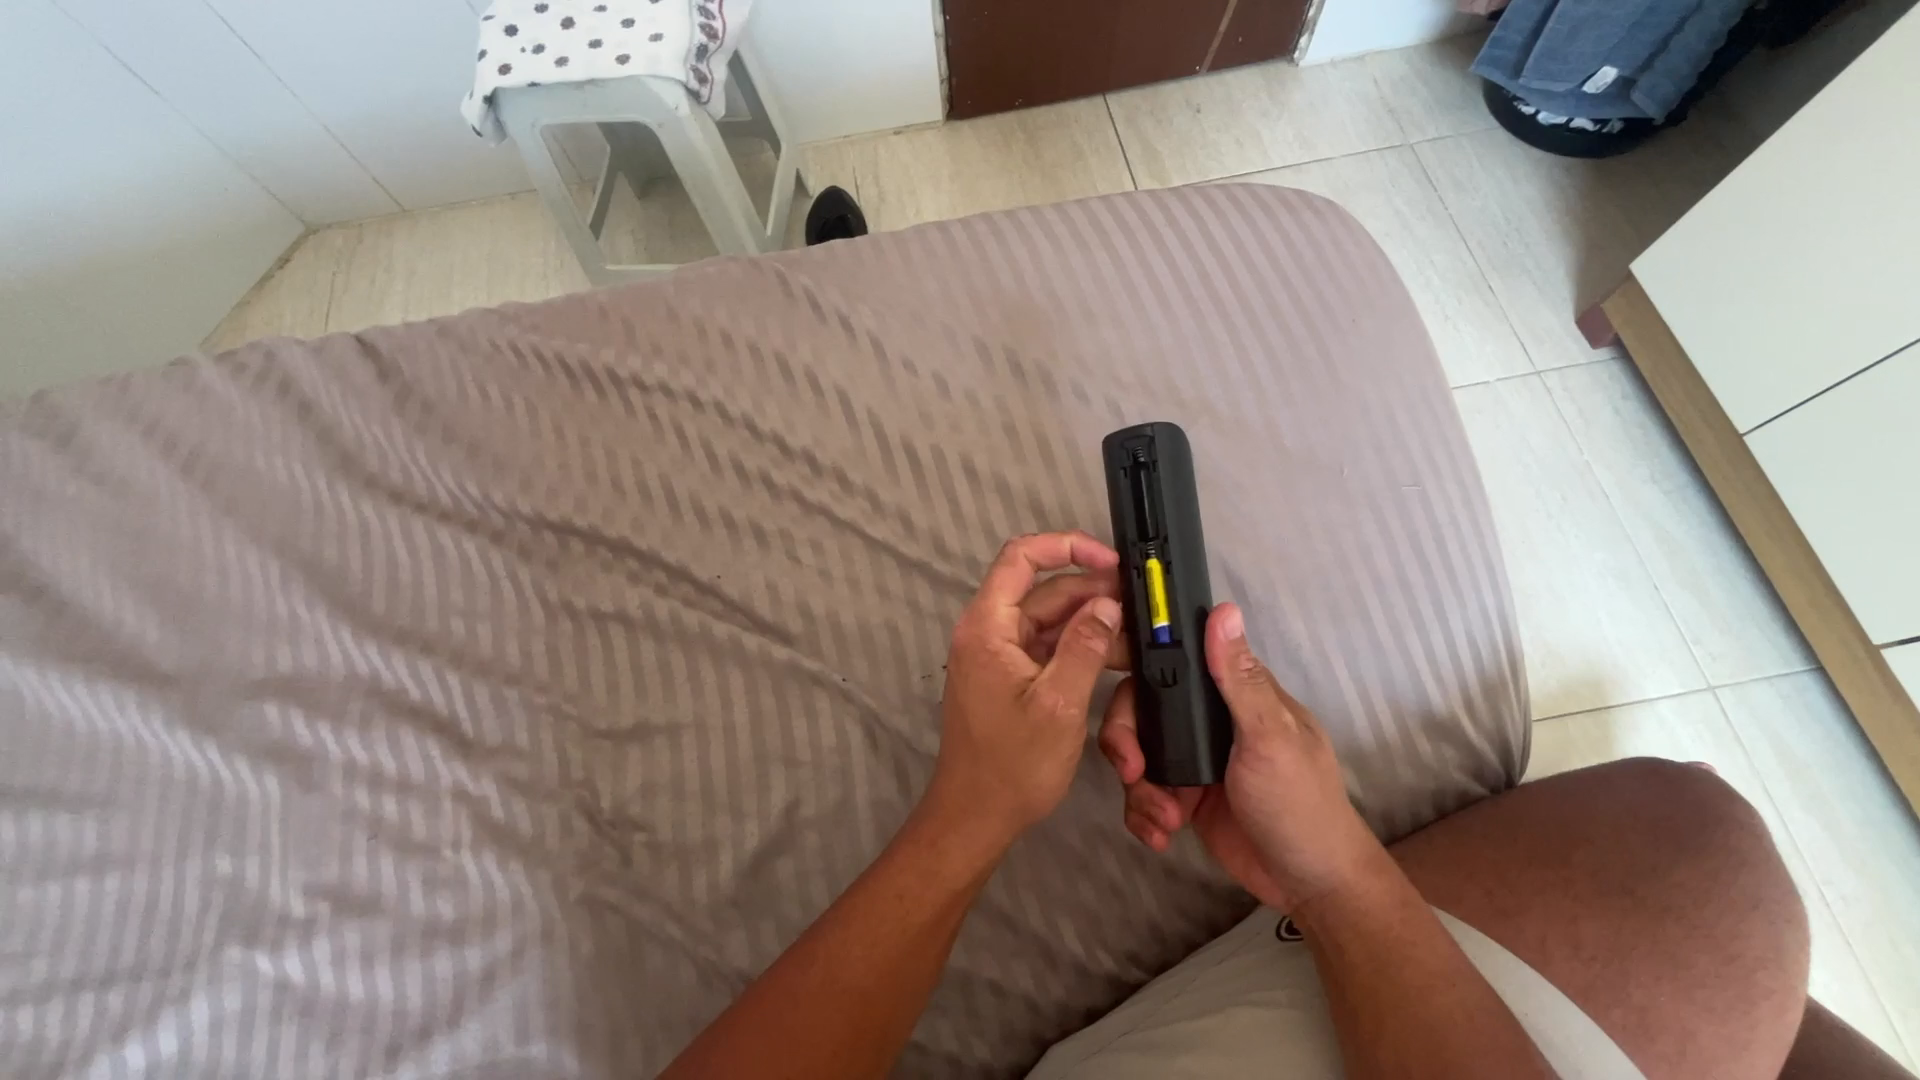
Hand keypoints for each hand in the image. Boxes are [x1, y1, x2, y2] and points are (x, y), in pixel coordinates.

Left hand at [925, 532, 1126, 844]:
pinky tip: (1114, 656)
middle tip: (1138, 607)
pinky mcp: (1010, 675)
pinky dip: (1078, 646)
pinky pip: (1047, 645)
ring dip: (1090, 621)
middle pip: (1042, 589)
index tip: (1110, 560)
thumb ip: (1084, 647)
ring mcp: (998, 654)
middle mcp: (988, 631)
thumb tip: (1107, 604)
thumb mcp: (1058, 704)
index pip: (1021, 557)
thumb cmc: (1012, 765)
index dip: (1066, 546)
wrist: (976, 815)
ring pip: (1049, 618)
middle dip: (1090, 591)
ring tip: (1135, 636)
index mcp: (987, 626)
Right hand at [1098, 603, 1385, 913]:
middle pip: (1140, 710)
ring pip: (1136, 753)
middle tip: (1132, 771)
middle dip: (1126, 742)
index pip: (1171, 662)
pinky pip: (1142, 793)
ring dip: (1138, 788)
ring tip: (1164, 818)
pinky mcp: (1182, 796)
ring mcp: (1192, 759)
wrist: (1309, 885)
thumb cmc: (1299, 802)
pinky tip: (1162, 834)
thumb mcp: (1270, 738)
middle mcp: (1207, 721)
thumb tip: (1223, 609)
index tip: (1119, 696)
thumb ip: (1239, 680)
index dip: (1137, 671)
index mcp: (1232, 694)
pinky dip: (1143, 813)